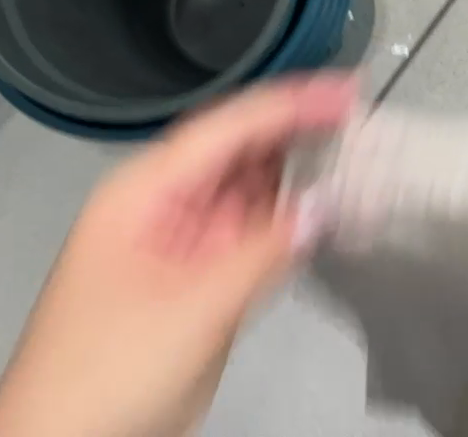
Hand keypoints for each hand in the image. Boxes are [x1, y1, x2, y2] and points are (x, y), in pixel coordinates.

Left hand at [0, 75, 353, 436]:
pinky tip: (335, 198)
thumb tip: (332, 200)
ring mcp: (189, 235)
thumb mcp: (194, 308)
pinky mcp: (208, 269)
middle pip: (244, 145)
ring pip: (256, 181)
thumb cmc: (105, 376)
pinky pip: (261, 223)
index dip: (292, 104)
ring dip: (304, 166)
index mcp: (145, 191)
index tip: (349, 91)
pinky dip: (299, 209)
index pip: (229, 127)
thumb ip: (269, 249)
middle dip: (301, 127)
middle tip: (362, 114)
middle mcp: (168, 200)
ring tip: (360, 147)